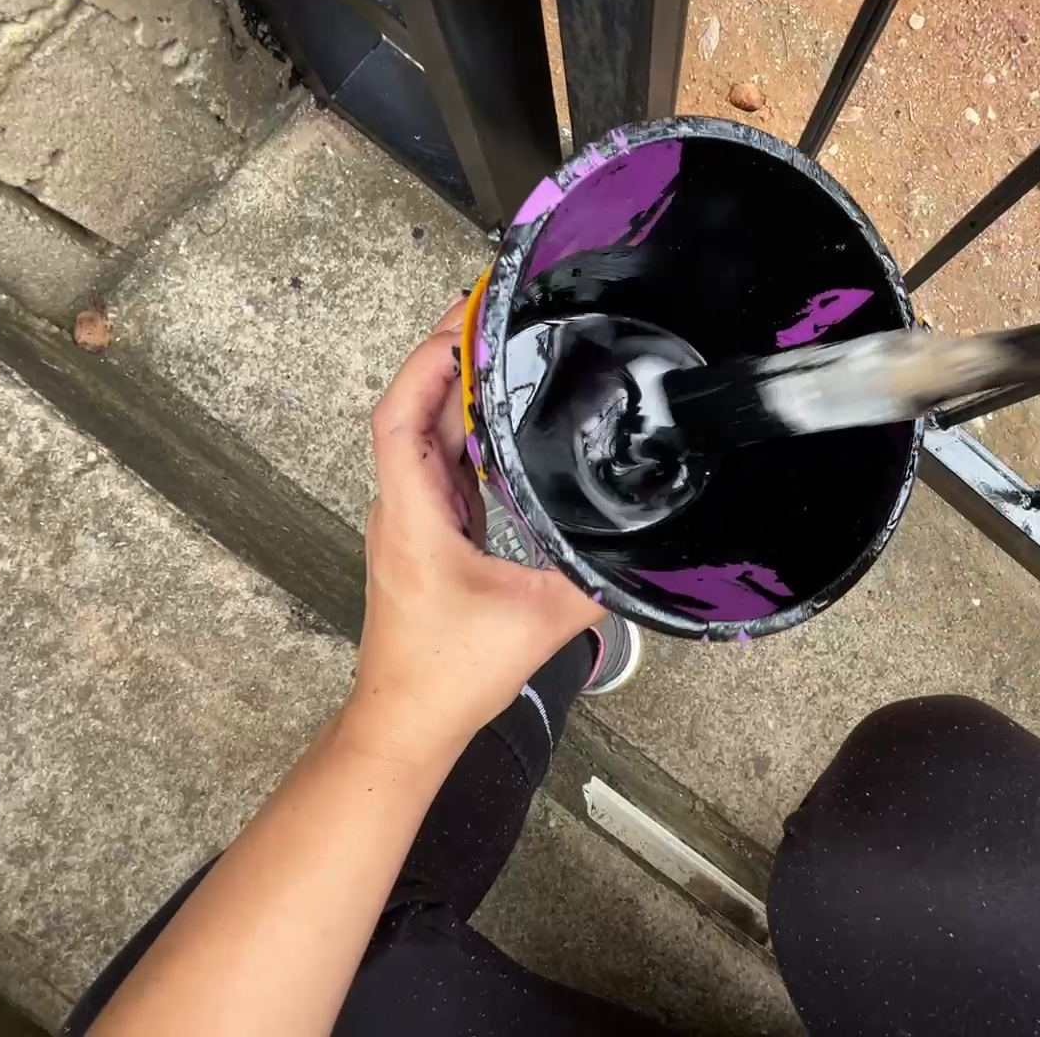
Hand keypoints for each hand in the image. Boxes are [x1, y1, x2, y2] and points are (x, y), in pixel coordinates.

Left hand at [349, 296, 604, 763]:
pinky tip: (498, 429)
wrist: (407, 719)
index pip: (403, 415)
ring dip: (454, 396)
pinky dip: (464, 437)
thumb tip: (637, 548)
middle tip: (493, 320)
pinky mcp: (429, 538)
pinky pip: (441, 470)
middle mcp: (405, 510)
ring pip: (425, 441)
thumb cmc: (448, 673)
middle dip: (448, 360)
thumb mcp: (538, 619)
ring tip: (498, 358)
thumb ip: (593, 577)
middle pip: (414, 414)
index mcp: (416, 517)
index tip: (465, 320)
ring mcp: (414, 523)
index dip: (429, 360)